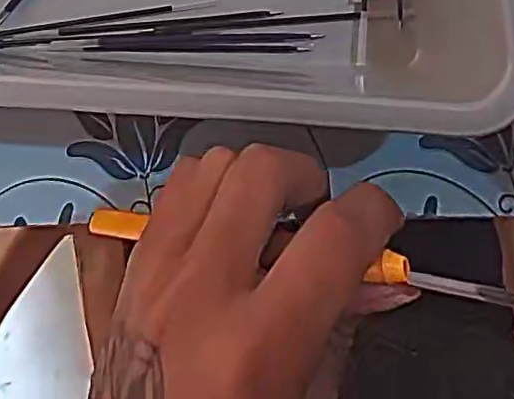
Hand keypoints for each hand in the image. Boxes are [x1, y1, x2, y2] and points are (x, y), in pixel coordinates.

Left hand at [90, 143, 404, 398]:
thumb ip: (342, 328)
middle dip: (304, 178)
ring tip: (268, 213)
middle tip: (316, 211)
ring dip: (250, 178)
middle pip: (261, 171)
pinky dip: (205, 189)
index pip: (332, 237)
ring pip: (211, 164)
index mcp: (253, 348)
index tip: (379, 213)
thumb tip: (382, 276)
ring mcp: (155, 273)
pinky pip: (172, 188)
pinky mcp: (131, 266)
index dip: (373, 211)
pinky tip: (222, 221)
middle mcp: (197, 295)